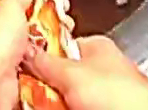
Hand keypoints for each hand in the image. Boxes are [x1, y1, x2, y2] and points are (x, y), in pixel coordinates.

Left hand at [0, 0, 31, 109]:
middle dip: (24, 23)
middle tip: (37, 17)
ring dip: (29, 44)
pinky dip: (31, 62)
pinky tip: (36, 56)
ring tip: (39, 36)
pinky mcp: (2, 78)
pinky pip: (22, 66)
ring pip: (16, 47)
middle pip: (6, 24)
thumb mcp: (12, 4)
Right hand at [23, 37, 147, 109]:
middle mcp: (102, 69)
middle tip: (33, 92)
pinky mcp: (108, 109)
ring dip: (57, 101)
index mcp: (97, 47)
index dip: (44, 55)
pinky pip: (81, 106)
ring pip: (72, 96)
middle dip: (49, 84)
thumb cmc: (121, 96)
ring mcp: (106, 94)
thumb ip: (48, 61)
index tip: (26, 65)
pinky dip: (69, 108)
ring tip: (44, 103)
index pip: (62, 45)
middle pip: (65, 74)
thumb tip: (26, 48)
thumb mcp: (73, 74)